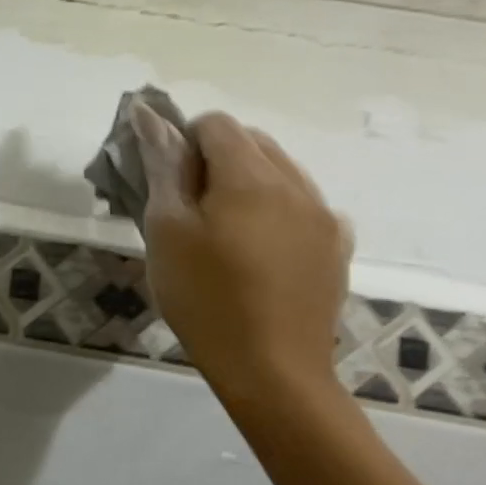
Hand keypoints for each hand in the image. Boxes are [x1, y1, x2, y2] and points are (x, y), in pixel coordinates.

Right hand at [130, 105, 351, 400]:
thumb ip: (163, 165)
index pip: (216, 124)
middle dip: (213, 157)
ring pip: (279, 171)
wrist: (270, 369)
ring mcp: (325, 219)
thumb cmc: (202, 294)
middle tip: (184, 204)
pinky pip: (301, 203)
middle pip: (251, 141)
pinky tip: (252, 246)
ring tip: (217, 227)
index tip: (164, 181)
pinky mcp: (335, 248)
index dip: (181, 140)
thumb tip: (150, 115)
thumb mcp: (165, 226)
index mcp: (253, 179)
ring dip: (243, 180)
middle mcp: (298, 187)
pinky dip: (272, 207)